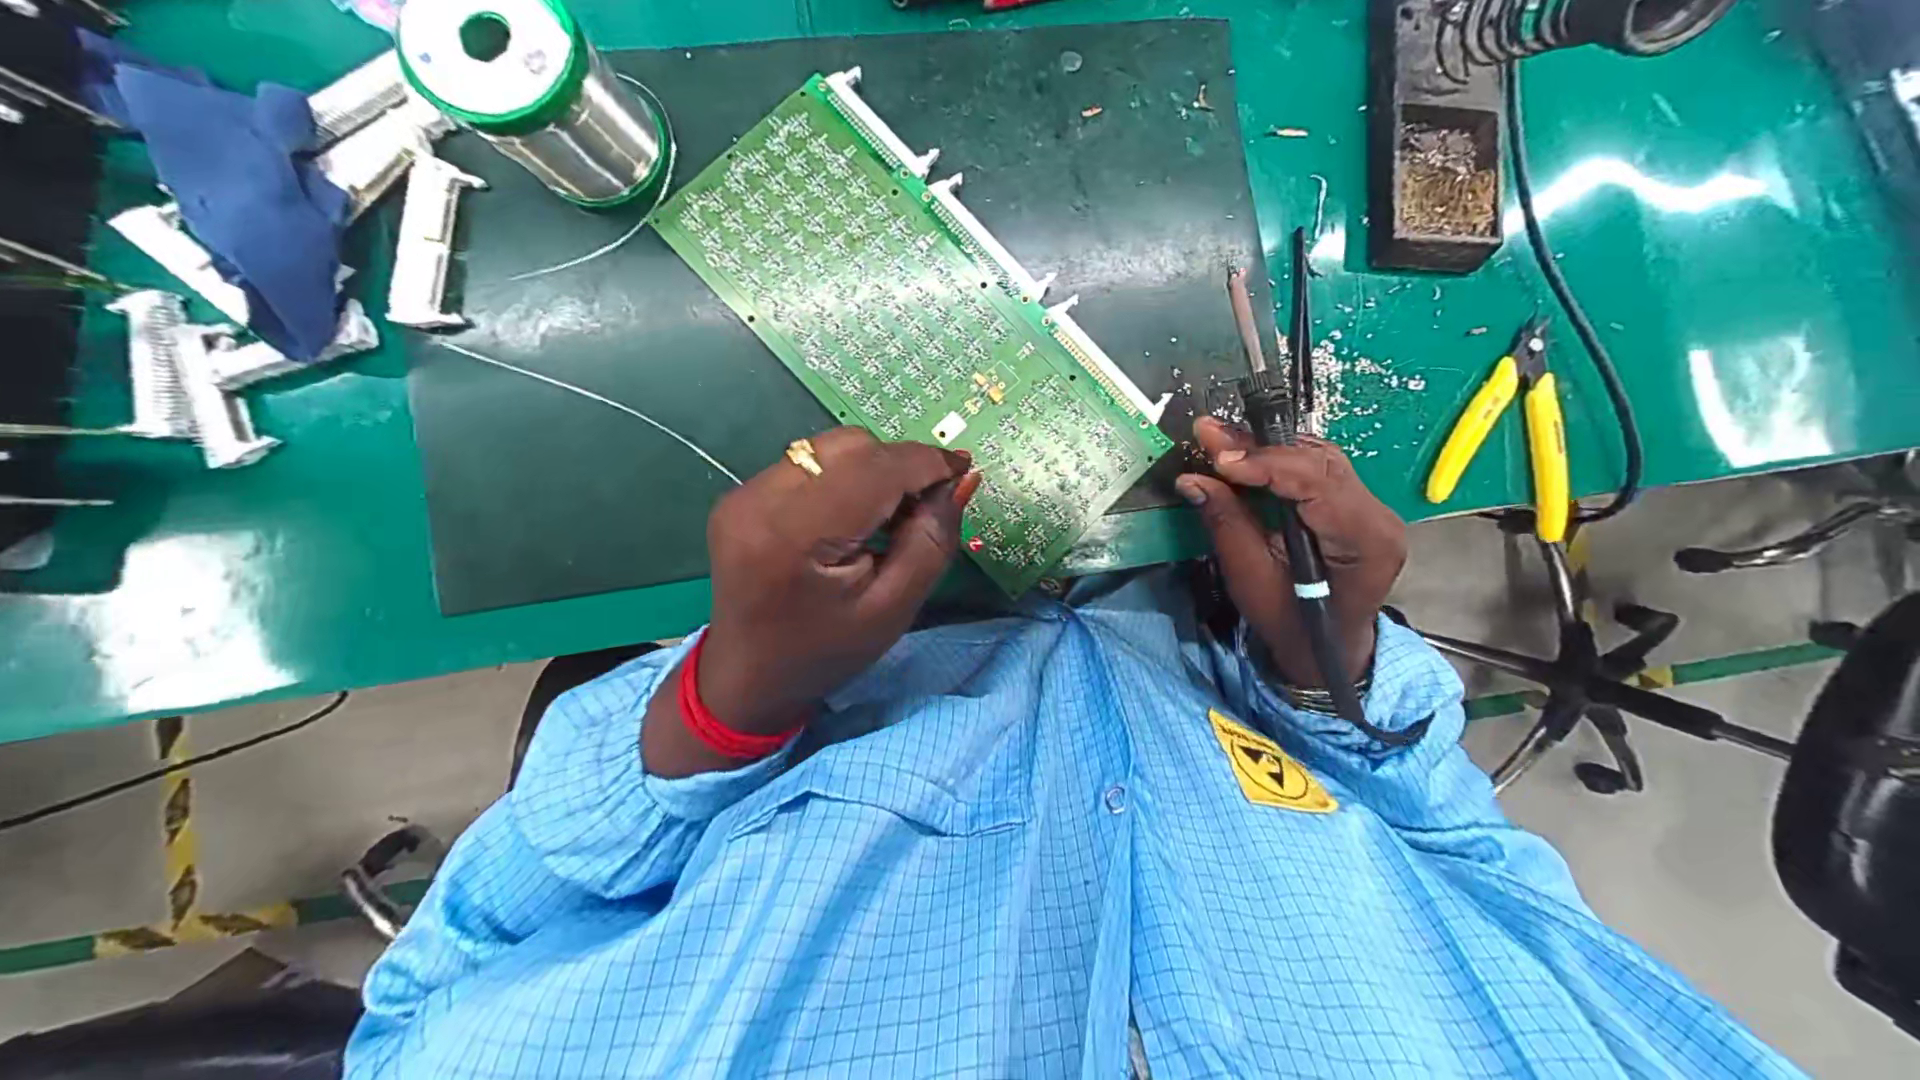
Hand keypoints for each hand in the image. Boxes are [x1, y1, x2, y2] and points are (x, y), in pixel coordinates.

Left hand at [645, 427, 979, 775]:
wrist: (748, 678)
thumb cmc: (826, 653)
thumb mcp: (893, 609)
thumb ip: (931, 540)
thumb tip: (961, 480)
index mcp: (794, 535)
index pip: (874, 469)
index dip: (925, 463)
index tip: (963, 471)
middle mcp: (759, 499)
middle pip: (851, 446)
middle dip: (899, 466)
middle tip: (922, 507)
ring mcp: (743, 493)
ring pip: (830, 447)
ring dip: (872, 469)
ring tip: (885, 517)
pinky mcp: (741, 495)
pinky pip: (809, 463)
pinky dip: (844, 478)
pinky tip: (851, 517)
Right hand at [1174, 417, 1406, 687]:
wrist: (1325, 647)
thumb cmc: (1289, 621)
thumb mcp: (1250, 577)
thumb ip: (1226, 523)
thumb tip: (1191, 479)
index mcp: (1365, 540)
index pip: (1317, 482)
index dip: (1265, 463)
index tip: (1217, 458)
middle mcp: (1377, 515)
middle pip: (1319, 462)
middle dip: (1260, 448)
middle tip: (1209, 434)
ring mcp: (1369, 506)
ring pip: (1318, 458)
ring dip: (1266, 449)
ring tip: (1220, 441)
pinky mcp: (1353, 504)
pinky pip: (1316, 469)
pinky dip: (1278, 461)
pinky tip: (1245, 455)